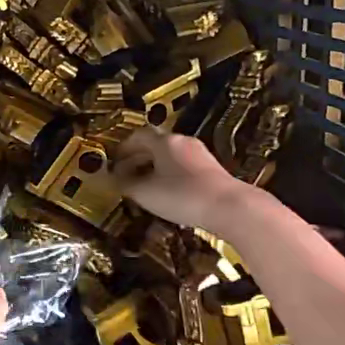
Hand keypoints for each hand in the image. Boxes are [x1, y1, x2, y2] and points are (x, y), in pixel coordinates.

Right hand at [113, 129, 252, 232]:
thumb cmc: (183, 196)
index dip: (123, 148)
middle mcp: (182, 142)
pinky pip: (184, 166)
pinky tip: (167, 192)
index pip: (137, 136)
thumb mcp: (145, 193)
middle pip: (155, 144)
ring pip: (170, 155)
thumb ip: (126, 184)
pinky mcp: (212, 170)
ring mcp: (200, 155)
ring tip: (144, 185)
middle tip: (125, 173)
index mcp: (164, 142)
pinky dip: (170, 175)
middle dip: (137, 158)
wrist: (230, 208)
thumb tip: (115, 180)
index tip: (114, 161)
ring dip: (154, 167)